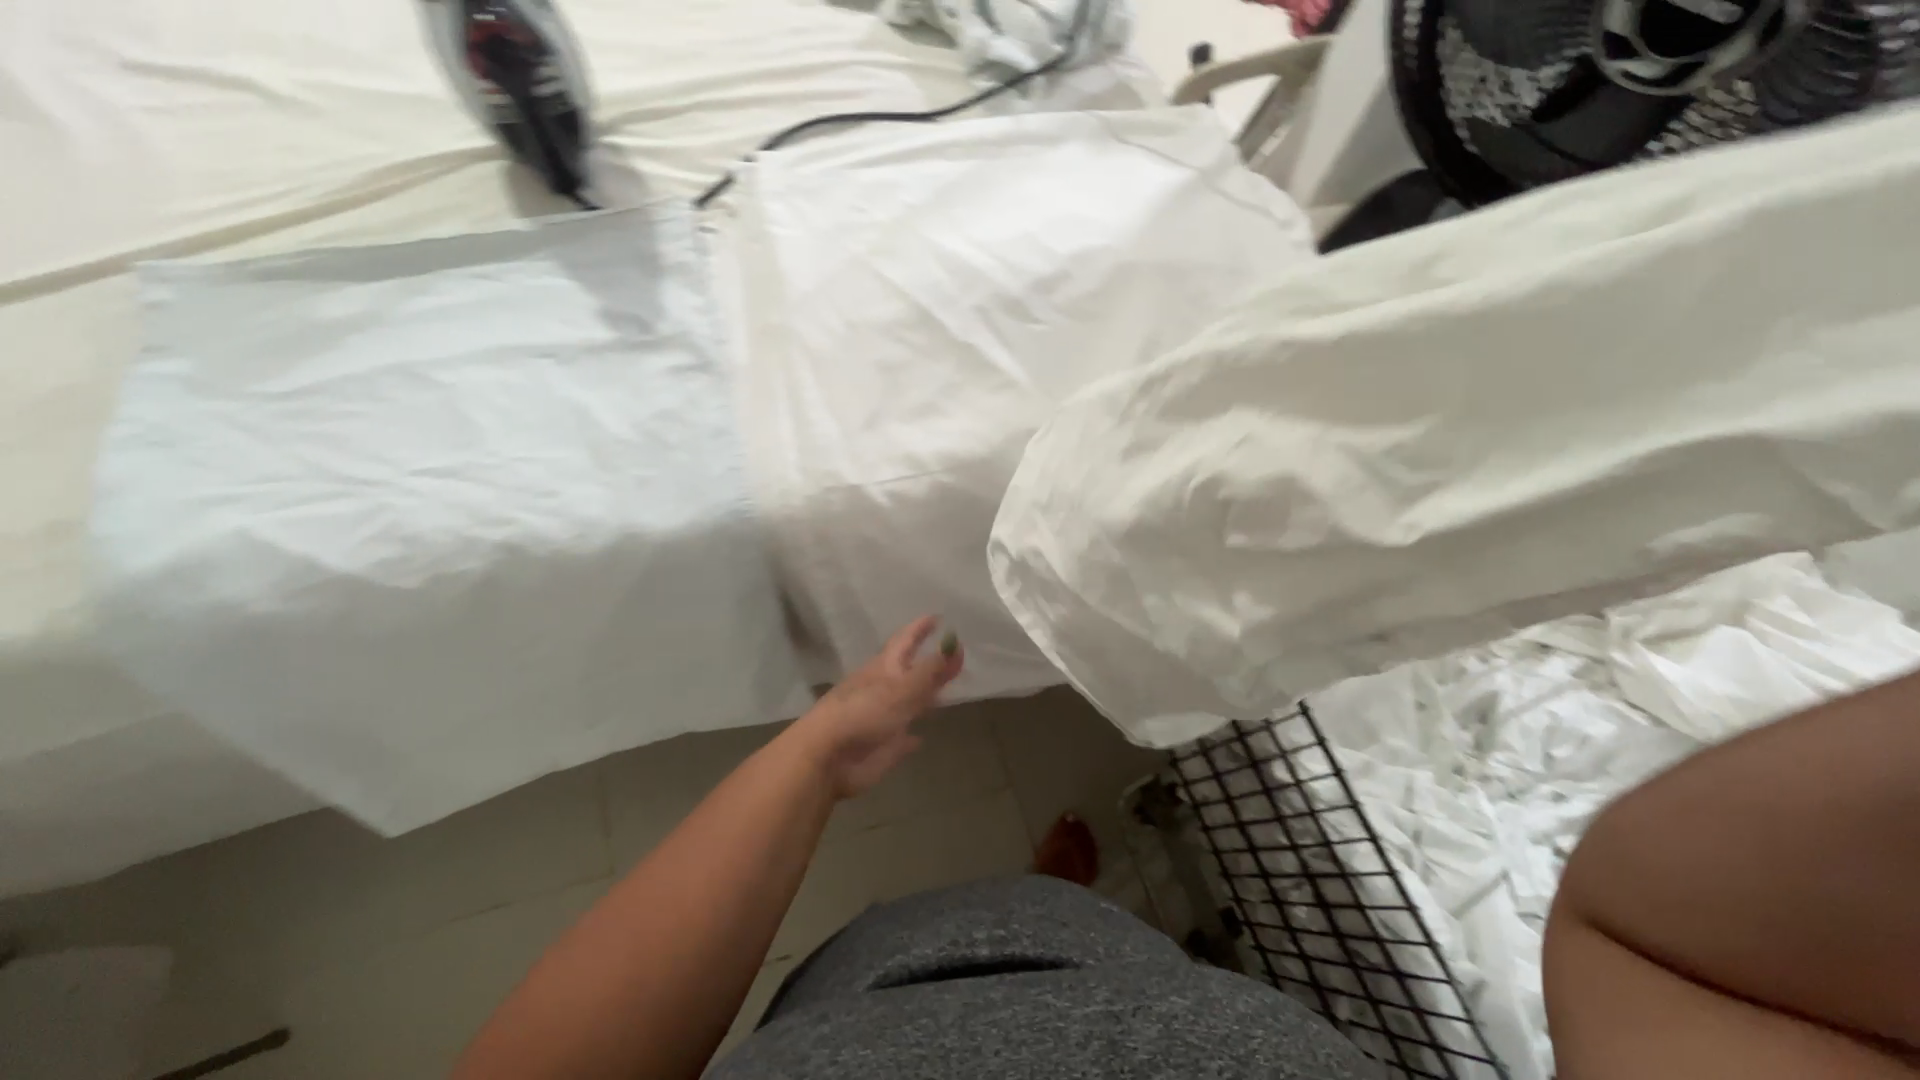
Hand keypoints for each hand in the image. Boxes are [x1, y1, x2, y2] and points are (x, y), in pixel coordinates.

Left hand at [791, 616, 964, 799]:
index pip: (906, 641)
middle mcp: (884, 690)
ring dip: (925, 696)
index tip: (938, 617)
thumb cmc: (863, 713)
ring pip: (909, 703)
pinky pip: (902, 738)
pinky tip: (922, 737)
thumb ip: (931, 670)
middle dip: (930, 662)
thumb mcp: (901, 688)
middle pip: (911, 672)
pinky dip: (913, 736)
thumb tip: (957, 645)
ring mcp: (883, 718)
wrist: (828, 756)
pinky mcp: (883, 746)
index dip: (920, 628)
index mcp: (885, 668)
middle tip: (955, 654)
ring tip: (947, 690)